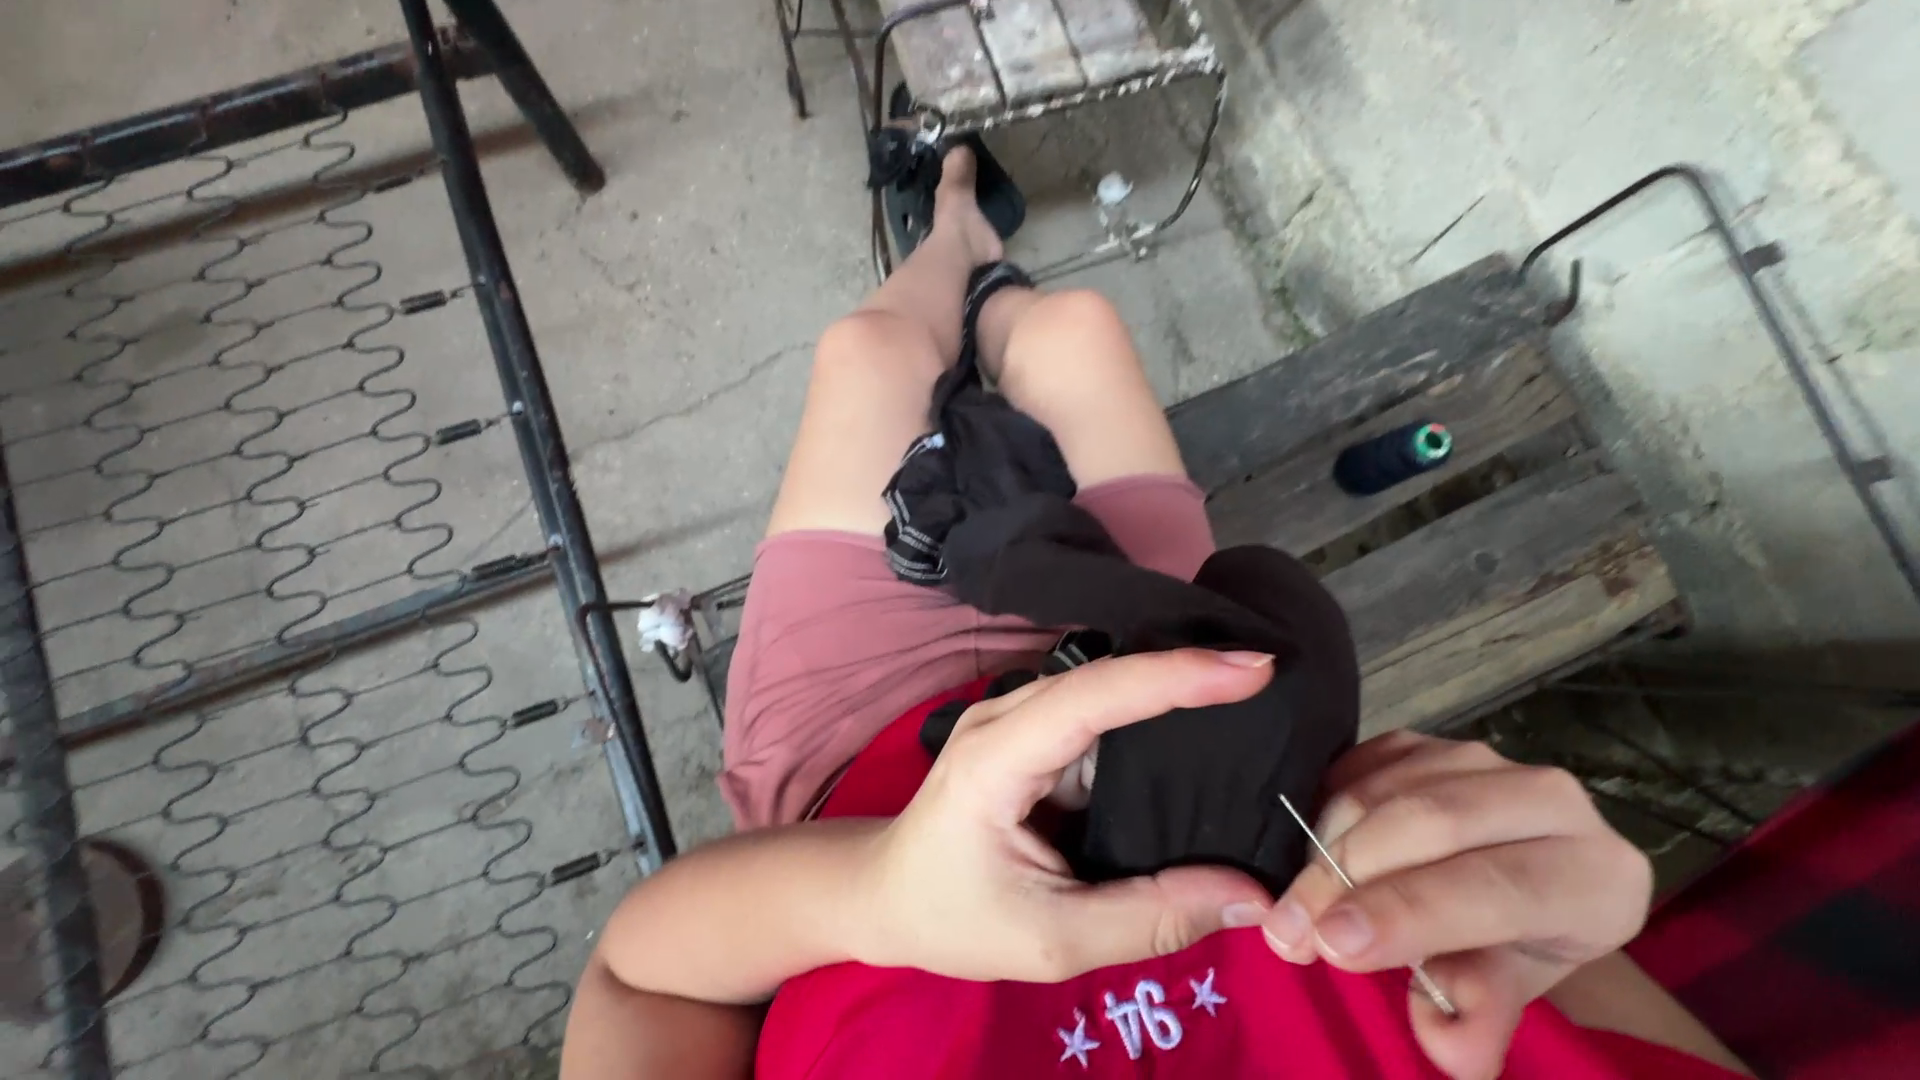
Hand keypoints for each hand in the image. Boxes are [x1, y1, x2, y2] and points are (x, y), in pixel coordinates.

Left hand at [857, 649, 1278, 981]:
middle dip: (1187, 669)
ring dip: (1172, 685)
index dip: (1173, 675)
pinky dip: (1151, 716)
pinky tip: (1200, 728)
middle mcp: (1007, 717)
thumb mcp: (1050, 938)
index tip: (1253, 669)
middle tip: (1274, 677)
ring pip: (1105, 689)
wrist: (884, 893)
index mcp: (999, 755)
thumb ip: (1149, 917)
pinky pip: (1099, 715)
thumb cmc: (951, 915)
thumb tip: (1251, 896)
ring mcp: (1016, 720)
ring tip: (1252, 693)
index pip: (1093, 695)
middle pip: (1105, 676)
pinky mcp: (1032, 736)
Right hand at [1258, 731, 1652, 1079]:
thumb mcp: (1508, 984)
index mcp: (1593, 872)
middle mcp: (1545, 797)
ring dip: (1320, 847)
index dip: (1410, 914)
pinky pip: (1354, 766)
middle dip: (1345, 878)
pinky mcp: (1419, 740)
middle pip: (1427, 824)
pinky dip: (1320, 809)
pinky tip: (1313, 852)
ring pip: (1380, 792)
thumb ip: (1480, 1014)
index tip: (1334, 943)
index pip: (1496, 888)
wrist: (1512, 871)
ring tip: (1292, 904)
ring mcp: (1474, 757)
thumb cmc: (1517, 937)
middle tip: (1289, 929)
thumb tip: (1448, 1048)